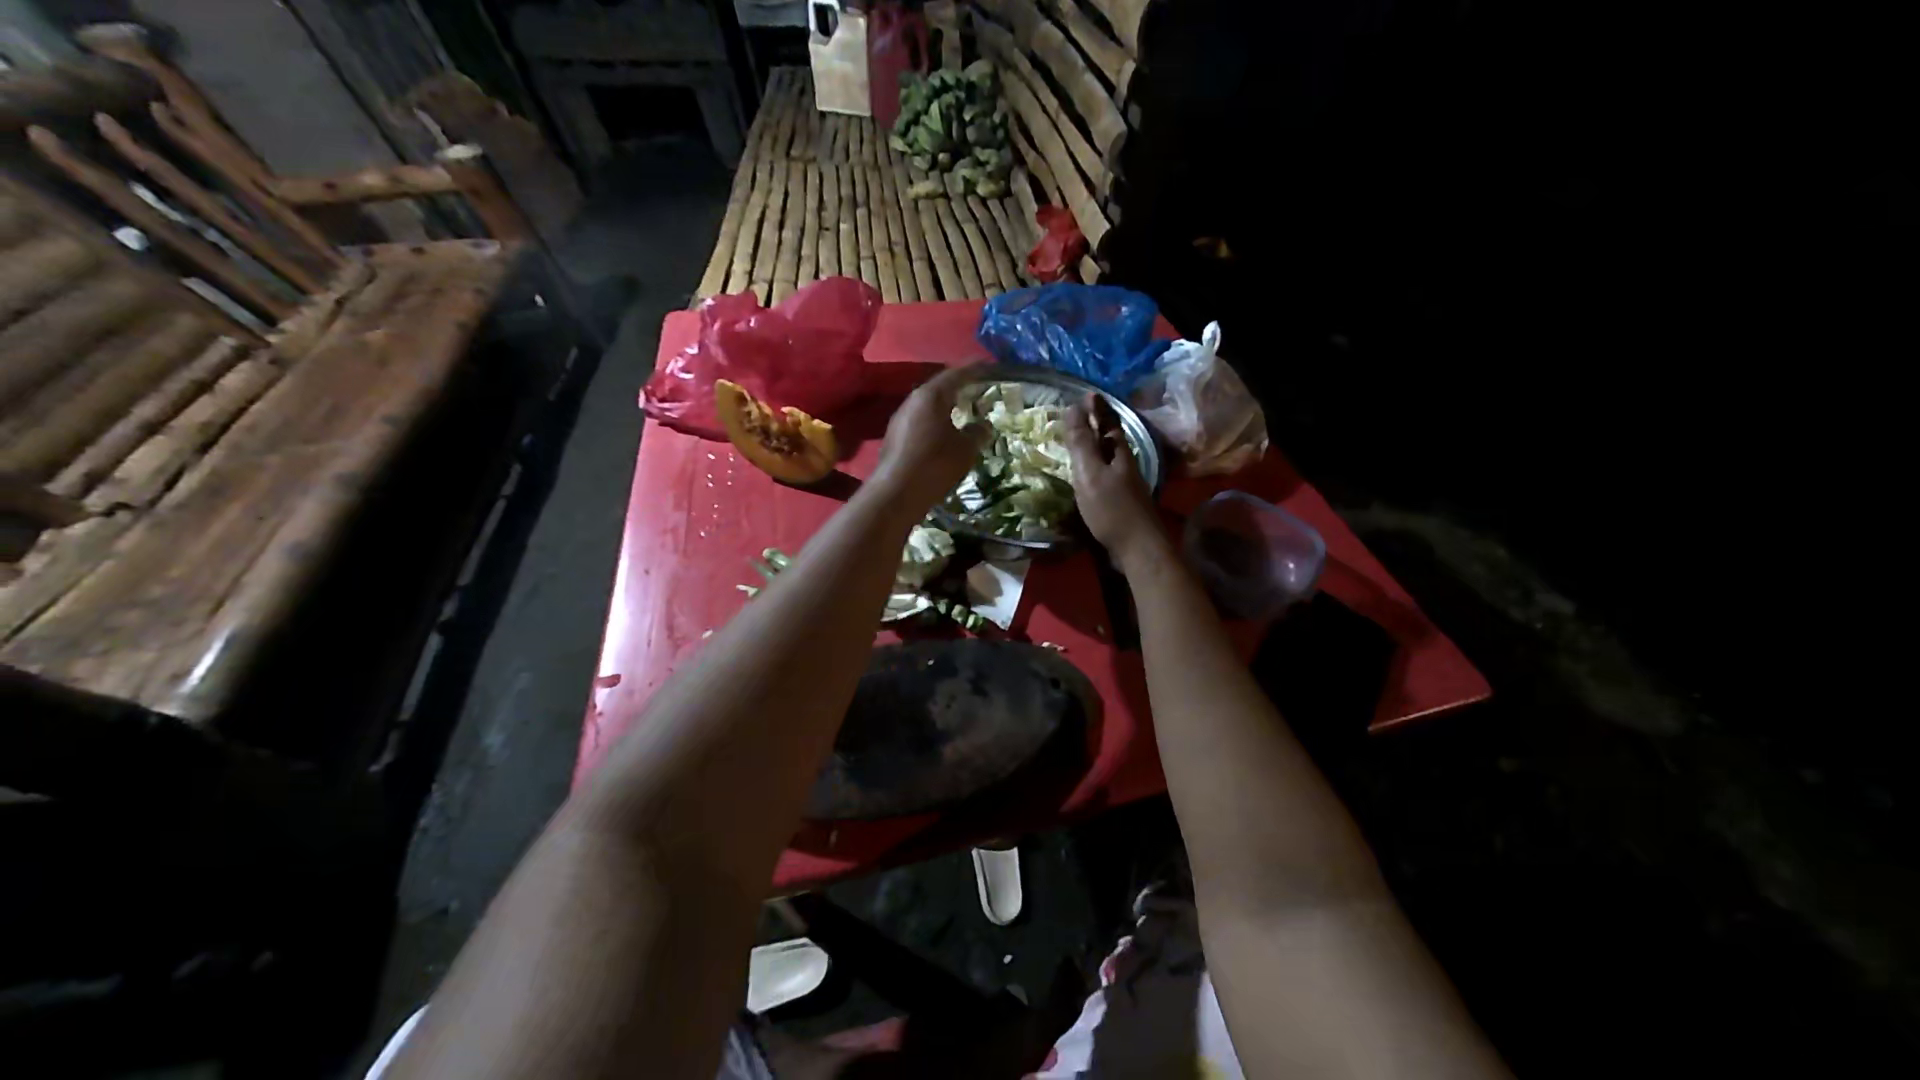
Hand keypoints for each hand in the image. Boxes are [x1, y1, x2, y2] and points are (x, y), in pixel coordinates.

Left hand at [868, 366, 986, 511]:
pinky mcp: (895, 437)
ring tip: (964, 411)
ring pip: (928, 406)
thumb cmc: (935, 465)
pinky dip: (936, 422)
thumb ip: (978, 432)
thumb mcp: (965, 449)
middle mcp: (912, 401)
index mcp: (930, 395)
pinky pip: (920, 421)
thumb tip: (983, 425)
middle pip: (939, 387)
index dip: (975, 370)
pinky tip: (945, 434)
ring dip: (946, 407)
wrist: (896, 494)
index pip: (956, 374)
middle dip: (960, 388)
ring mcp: (900, 419)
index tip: (990, 367)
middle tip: (979, 390)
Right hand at [1066, 393, 1166, 570]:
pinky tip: (1086, 477)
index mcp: (1119, 454)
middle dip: (1097, 426)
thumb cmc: (1112, 509)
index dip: (1097, 409)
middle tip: (1080, 416)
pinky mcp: (1122, 503)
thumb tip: (1074, 407)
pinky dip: (1094, 469)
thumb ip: (1081, 442)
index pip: (1108, 423)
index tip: (1087, 394)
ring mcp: (1126, 485)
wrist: (1138, 549)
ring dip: (1095, 448)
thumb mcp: (1090, 473)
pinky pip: (1106, 476)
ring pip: (1109, 458)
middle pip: (1110, 440)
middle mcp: (1125, 465)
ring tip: (1079, 443)